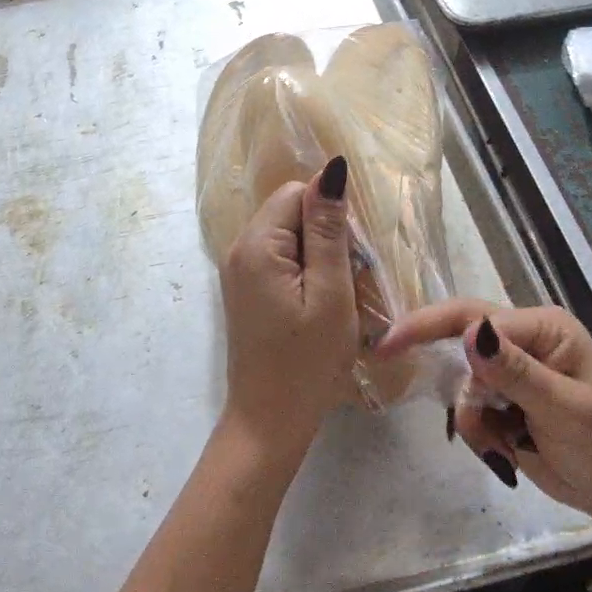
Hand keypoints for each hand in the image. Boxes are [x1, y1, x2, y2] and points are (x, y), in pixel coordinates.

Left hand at [217, 156, 361, 460]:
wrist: (269, 422)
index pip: (298, 193)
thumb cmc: (307, 363)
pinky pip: (282, 262)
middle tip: (347, 284)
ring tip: (335, 299)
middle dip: (327, 237)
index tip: (351, 259)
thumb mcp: (331, 294)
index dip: (332, 217)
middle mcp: (239, 250)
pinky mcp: (247, 292)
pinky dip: (307, 275)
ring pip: (290, 237)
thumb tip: (331, 169)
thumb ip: (329, 231)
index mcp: (257, 245)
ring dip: (320, 258)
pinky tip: (319, 308)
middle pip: (292, 212)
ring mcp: (240, 272)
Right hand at [378, 302, 591, 559]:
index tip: (391, 345)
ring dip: (470, 416)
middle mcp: (524, 340)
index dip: (431, 328)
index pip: (476, 317)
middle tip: (382, 353)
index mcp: (544, 328)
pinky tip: (505, 449)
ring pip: (459, 380)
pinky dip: (477, 431)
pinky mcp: (505, 402)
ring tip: (502, 444)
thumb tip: (471, 334)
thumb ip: (515, 371)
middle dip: (433, 355)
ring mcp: (513, 372)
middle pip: (460, 335)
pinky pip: (468, 408)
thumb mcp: (564, 408)